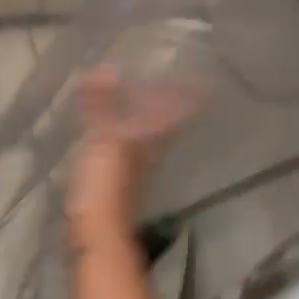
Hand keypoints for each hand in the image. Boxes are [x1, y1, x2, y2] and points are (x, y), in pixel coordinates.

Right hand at [68, 68, 193, 250]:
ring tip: (132, 102)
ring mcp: (133, 169)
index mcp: (151, 138)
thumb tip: (105, 68)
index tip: (200, 79)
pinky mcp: (115, 182)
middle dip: (164, 105)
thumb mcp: (104, 139)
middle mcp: (149, 152)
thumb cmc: (106, 184)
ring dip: (141, 120)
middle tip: (162, 84)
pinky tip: (111, 136)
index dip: (186, 95)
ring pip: (144, 137)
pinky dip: (121, 137)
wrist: (98, 230)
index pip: (176, 111)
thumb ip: (103, 106)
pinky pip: (124, 151)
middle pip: (163, 124)